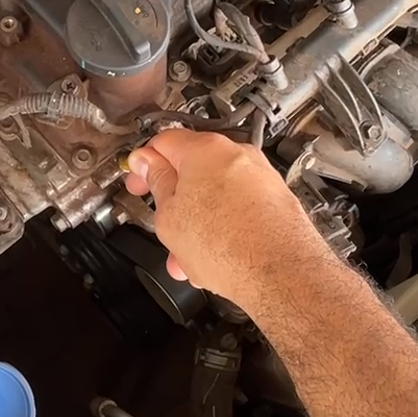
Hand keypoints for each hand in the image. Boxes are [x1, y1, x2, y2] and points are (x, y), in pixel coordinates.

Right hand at [124, 129, 334, 308]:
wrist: (279, 274)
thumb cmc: (229, 246)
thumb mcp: (169, 217)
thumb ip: (156, 183)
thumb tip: (148, 164)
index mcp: (205, 150)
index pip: (163, 142)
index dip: (144, 163)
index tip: (138, 178)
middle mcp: (237, 155)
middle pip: (192, 168)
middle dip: (173, 198)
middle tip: (160, 217)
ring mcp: (260, 177)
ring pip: (215, 193)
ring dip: (196, 220)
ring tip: (186, 253)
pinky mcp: (275, 200)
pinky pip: (238, 207)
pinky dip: (222, 226)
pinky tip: (213, 256)